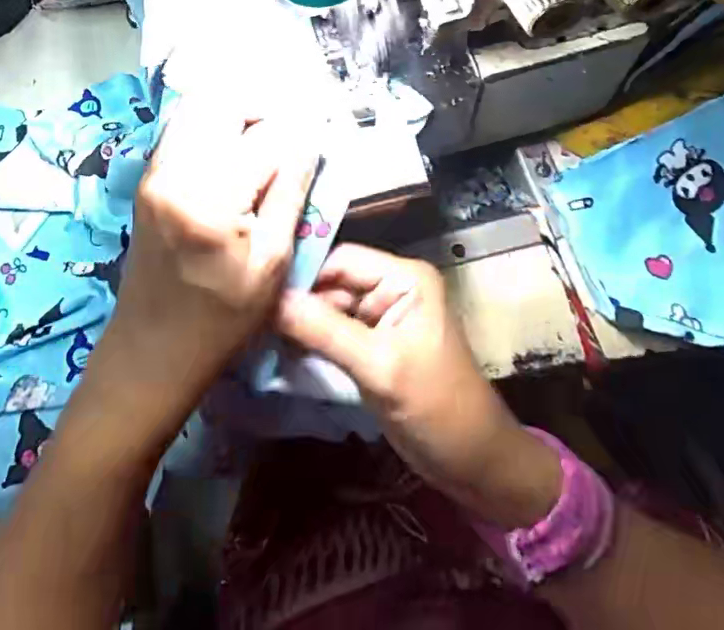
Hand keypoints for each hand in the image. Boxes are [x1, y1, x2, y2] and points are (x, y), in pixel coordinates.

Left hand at [90, 103, 317, 436]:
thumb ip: (290, 192)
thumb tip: (308, 140)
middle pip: (223, 102)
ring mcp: (154, 171)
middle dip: (264, 106)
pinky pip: (182, 127)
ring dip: (236, 110)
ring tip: (265, 135)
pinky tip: (234, 146)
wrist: (151, 348)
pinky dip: (212, 123)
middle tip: (291, 129)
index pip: (266, 137)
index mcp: (210, 201)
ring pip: (199, 107)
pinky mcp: (147, 176)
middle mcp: (174, 173)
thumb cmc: (220, 319)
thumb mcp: (271, 263)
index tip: (322, 128)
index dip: (300, 129)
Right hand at [275, 244, 560, 527]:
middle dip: (295, 301)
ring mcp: (380, 320)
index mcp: (404, 278)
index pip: (341, 259)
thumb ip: (325, 331)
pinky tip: (276, 351)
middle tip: (248, 317)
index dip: (302, 273)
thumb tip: (269, 299)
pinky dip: (309, 343)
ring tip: (255, 333)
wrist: (474, 464)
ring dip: (297, 324)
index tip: (257, 290)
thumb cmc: (437, 407)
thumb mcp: (380, 367)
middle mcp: (391, 289)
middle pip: (331, 283)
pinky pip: (332, 335)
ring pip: (327, 310)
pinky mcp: (371, 349)